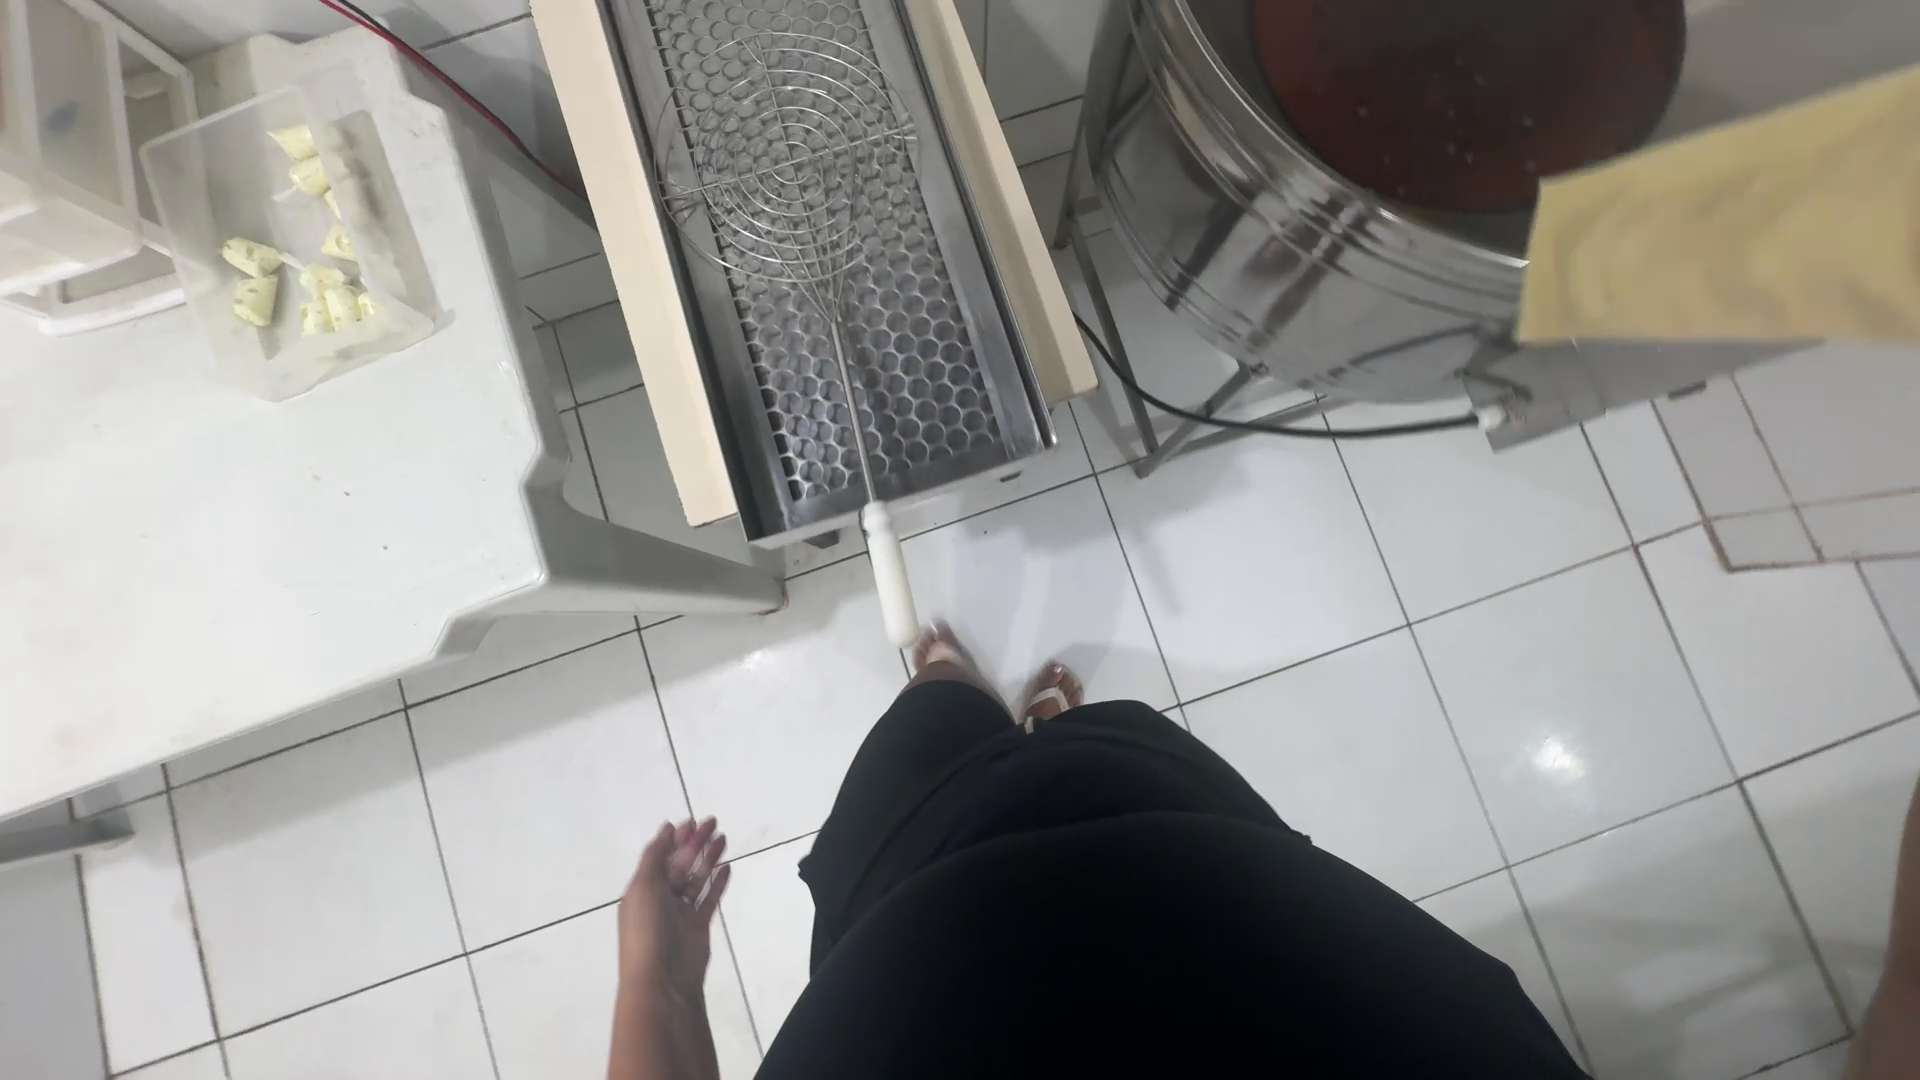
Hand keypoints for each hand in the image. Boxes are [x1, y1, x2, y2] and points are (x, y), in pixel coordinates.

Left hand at [618, 818, 729, 1004]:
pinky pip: (709, 898)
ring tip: (723, 839)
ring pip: (696, 878)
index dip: (675, 838)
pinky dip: (717, 882)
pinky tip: (727, 867)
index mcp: (643, 889)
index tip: (692, 821)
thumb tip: (667, 827)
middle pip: (680, 864)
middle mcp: (660, 899)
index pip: (661, 857)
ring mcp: (680, 913)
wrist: (662, 979)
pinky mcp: (698, 925)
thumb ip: (656, 855)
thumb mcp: (644, 886)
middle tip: (713, 823)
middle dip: (695, 843)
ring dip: (708, 858)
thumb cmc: (647, 929)